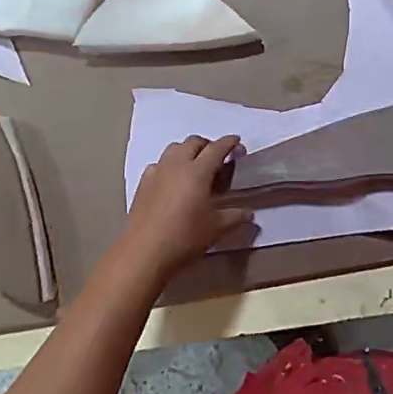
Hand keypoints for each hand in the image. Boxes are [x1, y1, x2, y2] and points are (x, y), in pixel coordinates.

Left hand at [118, 134, 249, 283]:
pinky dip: (169, 165)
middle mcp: (176, 165)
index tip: (236, 142)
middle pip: (193, 142)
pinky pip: (159, 164)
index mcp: (197, 172)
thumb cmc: (185, 238)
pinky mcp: (143, 183)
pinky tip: (172, 180)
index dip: (228, 143)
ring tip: (195, 165)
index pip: (216, 148)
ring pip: (174, 149)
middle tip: (217, 157)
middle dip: (207, 144)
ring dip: (187, 151)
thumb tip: (249, 214)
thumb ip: (234, 217)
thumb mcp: (215, 229)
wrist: (145, 251)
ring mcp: (157, 172)